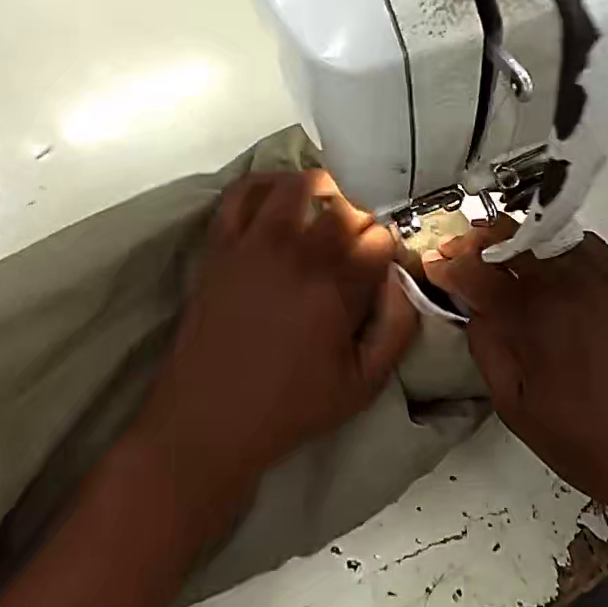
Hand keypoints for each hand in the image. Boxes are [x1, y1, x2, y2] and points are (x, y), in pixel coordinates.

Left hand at [138, 171, 418, 500]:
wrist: (206, 422)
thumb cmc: (291, 406)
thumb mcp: (365, 383)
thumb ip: (398, 328)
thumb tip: (401, 281)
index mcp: (336, 288)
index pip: (379, 238)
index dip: (388, 251)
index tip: (381, 270)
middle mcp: (297, 255)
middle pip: (345, 207)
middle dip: (361, 223)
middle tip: (355, 249)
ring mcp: (254, 244)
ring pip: (298, 185)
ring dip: (322, 193)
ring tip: (323, 215)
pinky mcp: (221, 246)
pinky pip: (242, 192)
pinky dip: (266, 184)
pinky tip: (279, 200)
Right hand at [424, 217, 607, 532]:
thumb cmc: (586, 441)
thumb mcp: (516, 406)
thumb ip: (488, 347)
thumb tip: (474, 308)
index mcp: (536, 317)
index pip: (479, 270)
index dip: (450, 264)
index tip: (436, 265)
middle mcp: (569, 284)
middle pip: (513, 237)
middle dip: (479, 241)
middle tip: (463, 254)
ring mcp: (603, 278)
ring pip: (548, 234)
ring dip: (516, 238)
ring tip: (500, 255)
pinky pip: (584, 244)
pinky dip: (555, 245)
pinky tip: (546, 265)